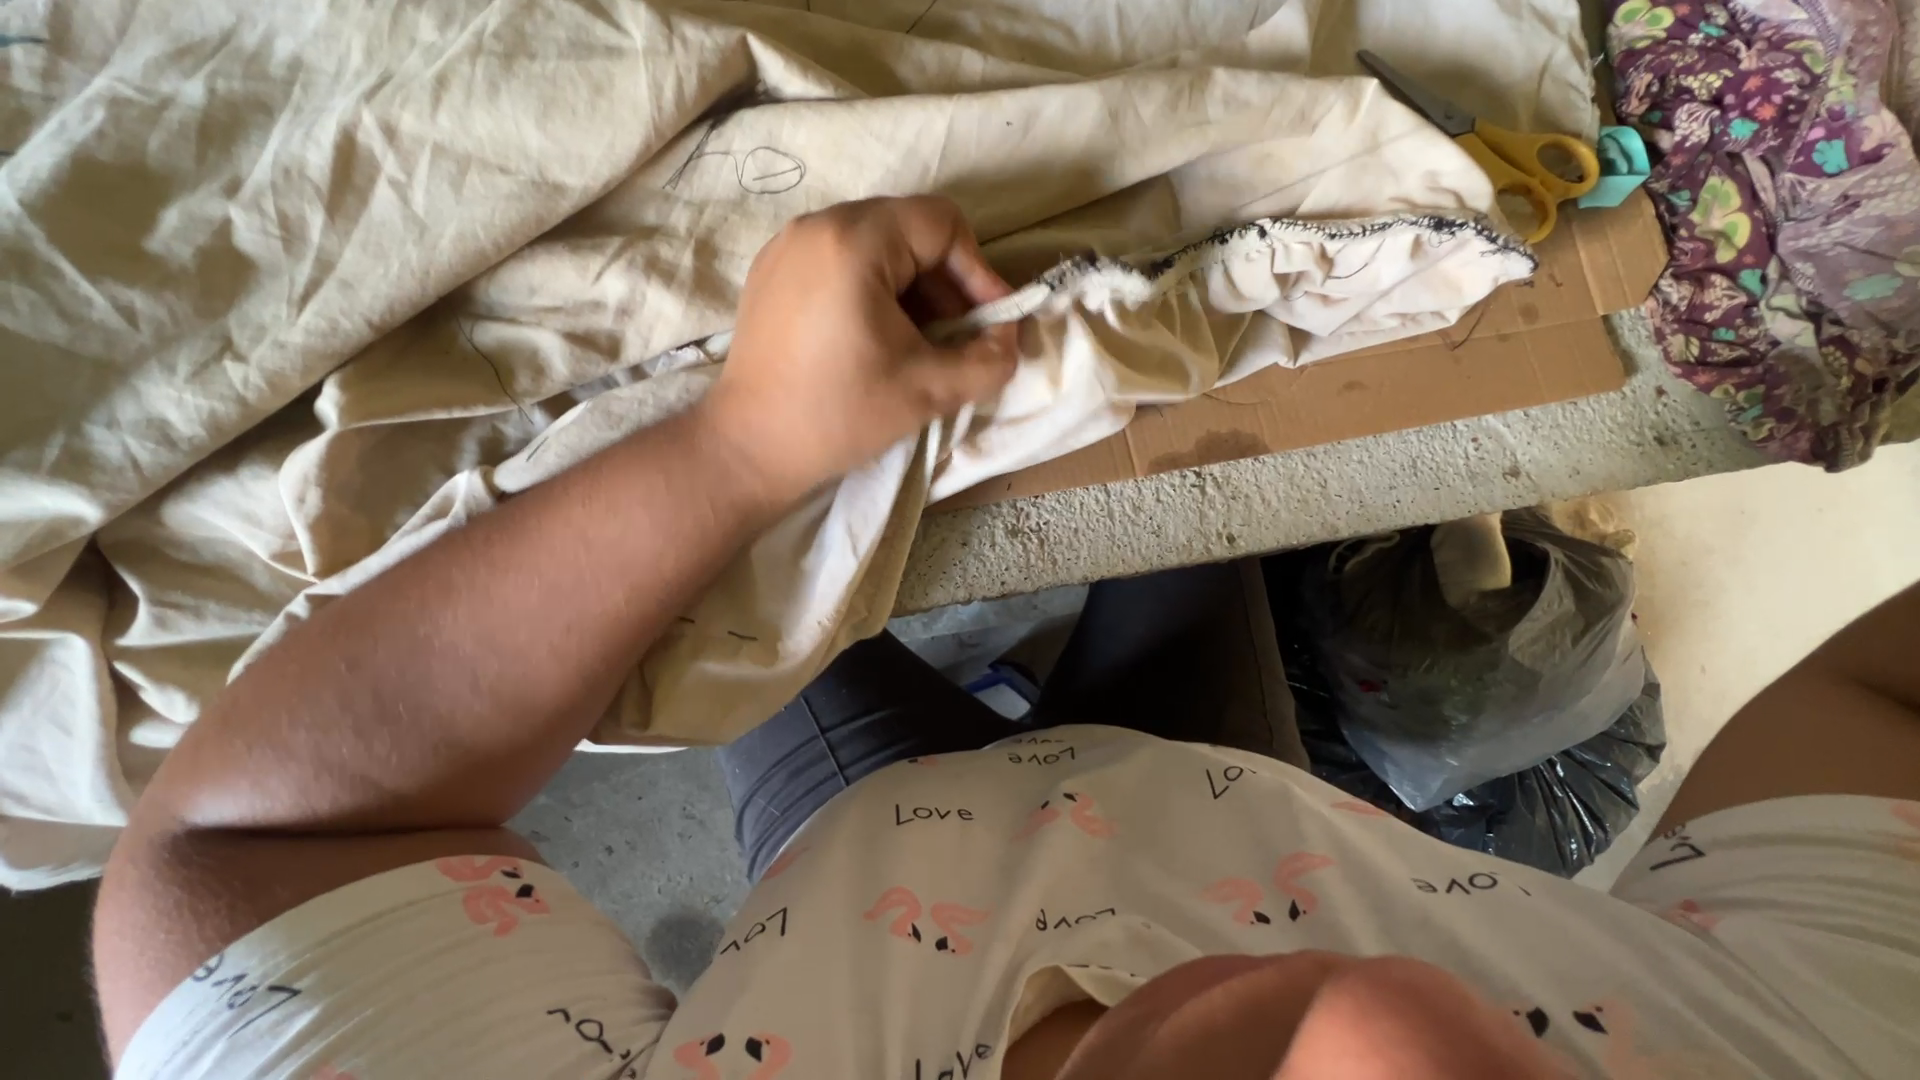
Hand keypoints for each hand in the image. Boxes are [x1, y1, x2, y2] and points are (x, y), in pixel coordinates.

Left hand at [701, 195, 1017, 504]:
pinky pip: (840, 260)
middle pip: (908, 229)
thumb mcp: (930, 390)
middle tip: (962, 334)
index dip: (979, 272)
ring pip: (875, 244)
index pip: (943, 224)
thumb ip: (989, 358)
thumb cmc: (841, 414)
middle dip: (947, 280)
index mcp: (855, 241)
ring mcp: (787, 246)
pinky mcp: (772, 273)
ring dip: (913, 286)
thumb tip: (1010, 337)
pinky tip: (879, 338)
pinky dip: (873, 289)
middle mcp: (817, 226)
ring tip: (924, 341)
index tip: (992, 322)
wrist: (750, 447)